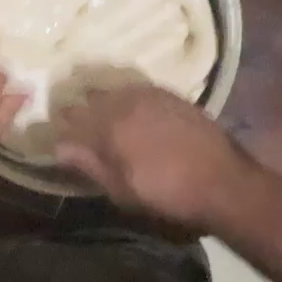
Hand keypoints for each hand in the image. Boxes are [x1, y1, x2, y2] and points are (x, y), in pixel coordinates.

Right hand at [53, 85, 256, 224]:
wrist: (223, 181)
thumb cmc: (167, 193)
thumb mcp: (122, 189)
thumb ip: (90, 164)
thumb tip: (59, 147)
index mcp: (109, 126)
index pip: (73, 118)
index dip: (62, 124)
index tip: (58, 130)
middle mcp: (126, 102)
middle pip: (92, 98)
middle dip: (82, 108)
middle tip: (78, 122)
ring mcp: (151, 94)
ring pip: (115, 89)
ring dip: (104, 99)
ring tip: (103, 113)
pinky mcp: (171, 95)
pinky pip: (138, 88)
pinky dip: (127, 96)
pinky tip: (132, 109)